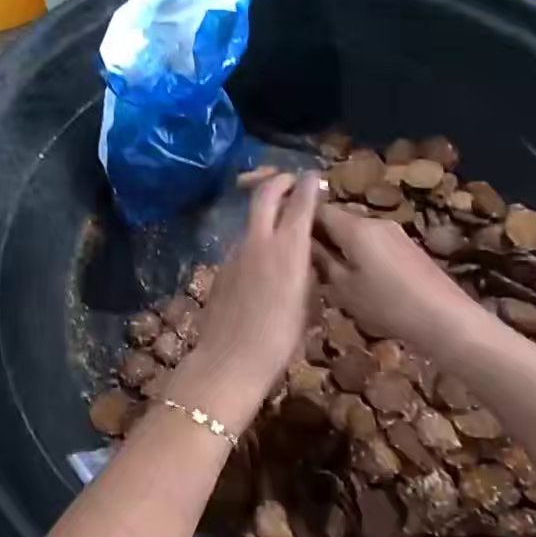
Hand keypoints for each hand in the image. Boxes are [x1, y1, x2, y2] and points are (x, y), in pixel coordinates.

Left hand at [177, 172, 323, 404]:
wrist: (230, 359)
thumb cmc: (280, 339)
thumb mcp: (307, 305)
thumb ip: (307, 273)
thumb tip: (306, 259)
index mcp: (288, 248)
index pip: (300, 202)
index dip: (309, 185)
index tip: (315, 177)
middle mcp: (259, 241)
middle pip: (265, 194)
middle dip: (279, 182)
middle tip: (290, 182)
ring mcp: (234, 252)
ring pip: (250, 220)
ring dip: (264, 212)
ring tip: (279, 221)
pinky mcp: (220, 267)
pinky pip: (240, 244)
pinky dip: (253, 239)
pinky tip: (260, 259)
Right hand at [313, 206, 489, 352]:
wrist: (445, 319)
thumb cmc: (386, 304)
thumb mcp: (343, 288)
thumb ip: (320, 261)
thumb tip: (302, 243)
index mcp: (354, 228)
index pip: (317, 209)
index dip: (298, 218)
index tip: (283, 235)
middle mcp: (374, 222)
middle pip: (338, 218)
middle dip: (318, 233)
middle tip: (300, 257)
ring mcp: (394, 233)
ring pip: (355, 231)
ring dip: (338, 244)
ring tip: (325, 270)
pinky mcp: (407, 246)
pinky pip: (372, 241)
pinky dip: (357, 251)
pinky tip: (355, 276)